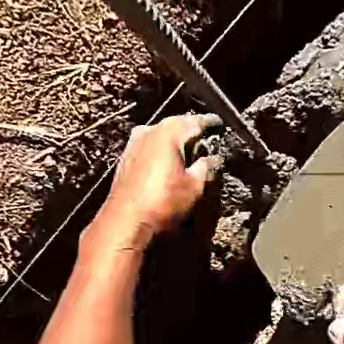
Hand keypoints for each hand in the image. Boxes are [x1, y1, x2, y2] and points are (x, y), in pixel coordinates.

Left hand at [92, 114, 222, 248]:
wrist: (124, 222)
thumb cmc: (161, 203)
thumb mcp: (194, 187)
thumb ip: (206, 168)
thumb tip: (213, 159)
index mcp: (168, 134)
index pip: (194, 121)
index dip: (210, 123)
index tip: (219, 124)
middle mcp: (148, 132)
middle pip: (175, 124)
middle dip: (190, 129)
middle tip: (204, 137)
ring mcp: (133, 145)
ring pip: (159, 134)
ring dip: (173, 140)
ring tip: (187, 151)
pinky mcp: (125, 159)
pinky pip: (148, 146)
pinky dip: (160, 150)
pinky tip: (166, 163)